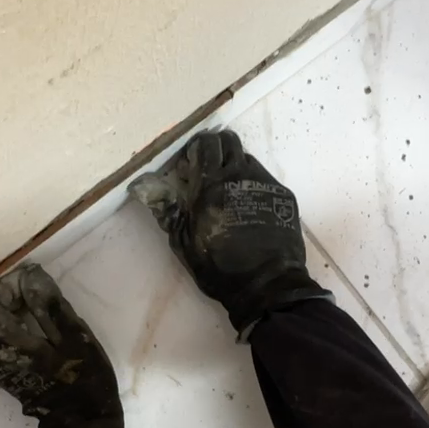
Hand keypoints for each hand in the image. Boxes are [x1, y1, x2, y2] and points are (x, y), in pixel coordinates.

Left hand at [0, 263, 124, 427]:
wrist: (84, 425)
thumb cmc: (86, 381)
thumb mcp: (77, 338)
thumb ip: (52, 307)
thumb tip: (33, 278)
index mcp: (13, 347)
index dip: (2, 287)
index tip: (24, 278)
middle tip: (24, 288)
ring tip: (21, 304)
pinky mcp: (3, 378)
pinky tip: (19, 326)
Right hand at [129, 129, 329, 339]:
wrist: (267, 285)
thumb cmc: (219, 267)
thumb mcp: (183, 242)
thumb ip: (167, 209)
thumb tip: (144, 186)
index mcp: (212, 184)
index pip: (206, 144)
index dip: (195, 148)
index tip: (189, 164)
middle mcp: (241, 175)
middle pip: (229, 141)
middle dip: (216, 149)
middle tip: (208, 170)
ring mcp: (265, 183)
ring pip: (247, 159)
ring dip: (235, 166)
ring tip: (229, 192)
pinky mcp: (284, 195)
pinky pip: (264, 178)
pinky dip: (252, 184)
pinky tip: (249, 208)